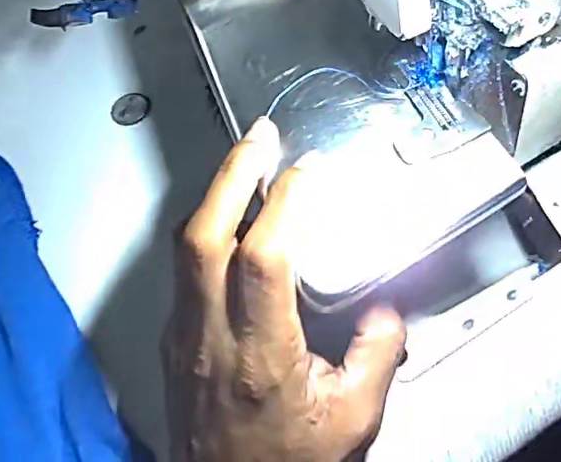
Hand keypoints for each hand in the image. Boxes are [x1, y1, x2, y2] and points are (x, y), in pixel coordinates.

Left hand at [162, 118, 407, 461]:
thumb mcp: (349, 423)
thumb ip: (375, 358)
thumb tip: (387, 309)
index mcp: (259, 356)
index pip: (263, 259)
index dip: (285, 204)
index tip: (308, 170)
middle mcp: (210, 336)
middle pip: (206, 234)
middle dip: (233, 173)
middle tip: (260, 136)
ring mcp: (184, 333)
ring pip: (185, 243)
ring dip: (216, 190)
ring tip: (244, 158)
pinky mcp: (174, 336)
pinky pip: (182, 262)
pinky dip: (207, 222)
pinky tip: (227, 210)